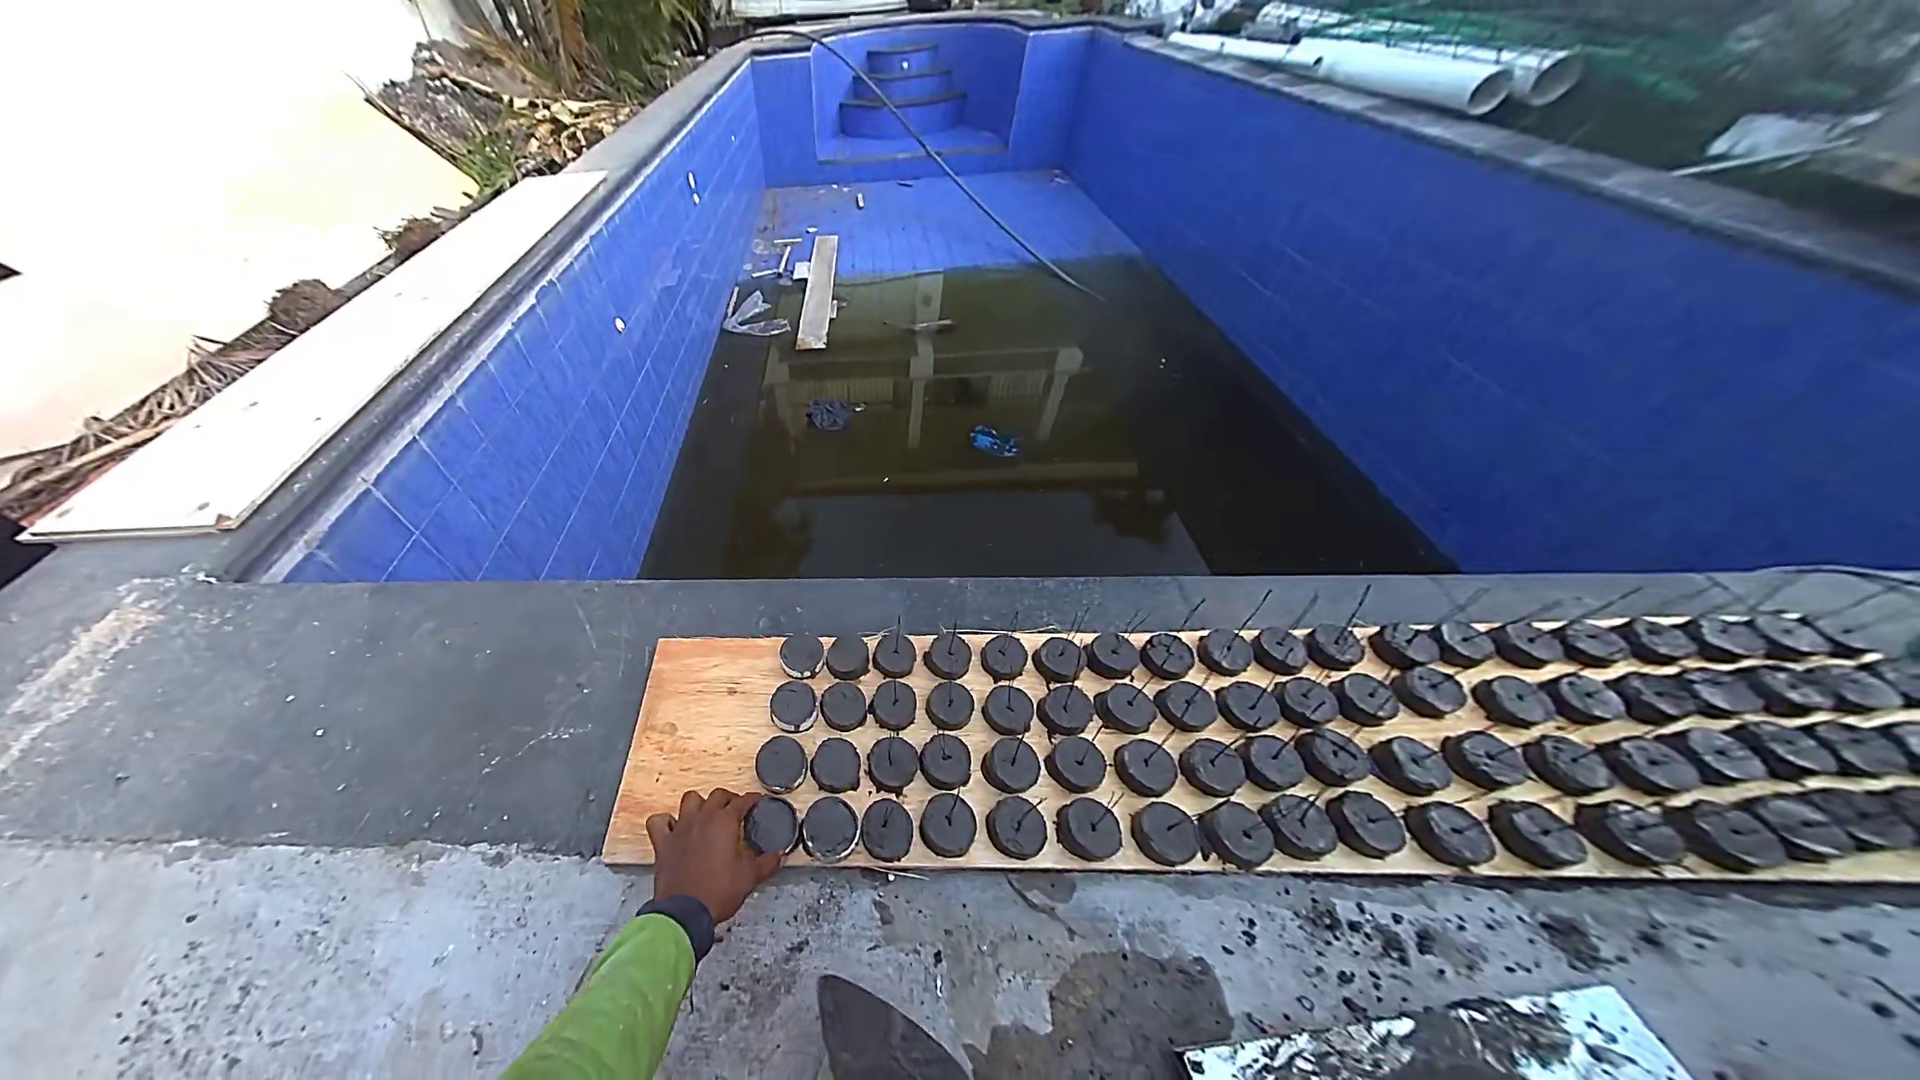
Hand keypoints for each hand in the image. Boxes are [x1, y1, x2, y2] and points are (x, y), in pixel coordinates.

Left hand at [647, 788, 782, 922]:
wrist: (684, 914)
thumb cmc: (717, 892)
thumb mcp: (749, 878)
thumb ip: (767, 863)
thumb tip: (779, 856)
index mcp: (725, 822)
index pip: (743, 800)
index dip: (753, 799)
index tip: (758, 802)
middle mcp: (702, 819)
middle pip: (718, 795)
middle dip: (730, 799)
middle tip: (736, 810)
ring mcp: (680, 829)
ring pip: (690, 800)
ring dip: (700, 803)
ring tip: (707, 814)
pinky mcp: (663, 844)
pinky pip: (659, 822)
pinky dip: (666, 821)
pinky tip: (674, 827)